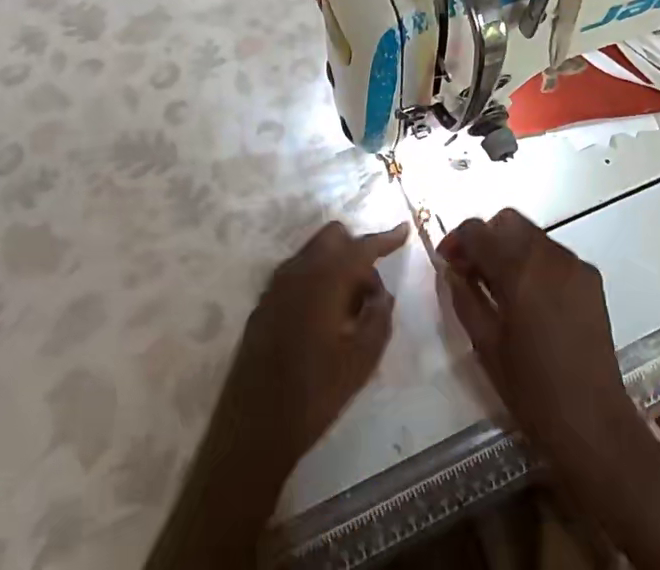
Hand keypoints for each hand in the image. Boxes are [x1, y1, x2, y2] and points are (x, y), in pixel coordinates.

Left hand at [148, 220, 406, 569]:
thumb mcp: (364, 358)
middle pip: (332, 237)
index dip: (386, 238)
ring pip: (312, 253)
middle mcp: (296, 274)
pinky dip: (317, 279)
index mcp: (324, 281)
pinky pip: (297, 274)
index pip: (361, 247)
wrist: (255, 429)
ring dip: (336, 264)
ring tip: (350, 309)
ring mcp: (274, 288)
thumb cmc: (317, 392)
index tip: (404, 230)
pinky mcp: (263, 306)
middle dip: (356, 249)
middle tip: (371, 288)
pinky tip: (325, 317)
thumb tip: (381, 293)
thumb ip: (380, 315)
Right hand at [437, 209, 644, 473]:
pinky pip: (555, 254)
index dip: (458, 239)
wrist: (591, 418)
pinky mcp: (592, 278)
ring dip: (510, 248)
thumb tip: (452, 269)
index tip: (448, 261)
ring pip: (533, 234)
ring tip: (498, 286)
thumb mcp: (485, 344)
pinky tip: (529, 297)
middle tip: (470, 270)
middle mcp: (551, 256)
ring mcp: (576, 265)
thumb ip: (465, 297)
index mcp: (520, 271)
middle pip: (509, 221)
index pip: (480, 230)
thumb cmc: (530, 388)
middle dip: (486, 237)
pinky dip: (535, 261)